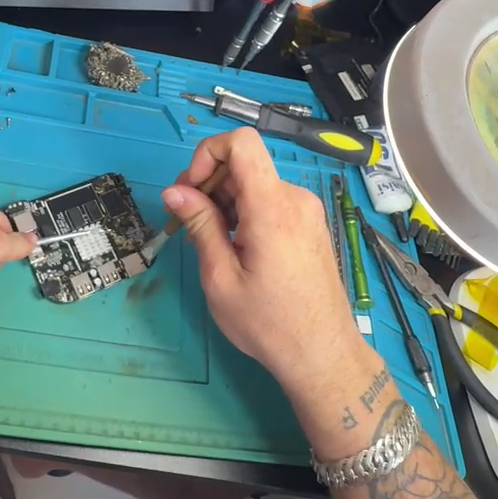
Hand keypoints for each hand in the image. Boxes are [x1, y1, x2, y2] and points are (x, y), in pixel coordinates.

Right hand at [163, 129, 365, 390]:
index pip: (242, 142)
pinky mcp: (310, 223)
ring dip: (226, 200)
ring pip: (255, 182)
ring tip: (213, 241)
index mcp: (272, 208)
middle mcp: (294, 198)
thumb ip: (199, 225)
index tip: (193, 188)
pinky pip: (270, 199)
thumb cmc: (268, 324)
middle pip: (244, 163)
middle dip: (210, 182)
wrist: (324, 356)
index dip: (209, 153)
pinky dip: (245, 210)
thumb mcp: (221, 278)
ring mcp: (306, 209)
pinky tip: (237, 246)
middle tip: (188, 220)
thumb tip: (173, 190)